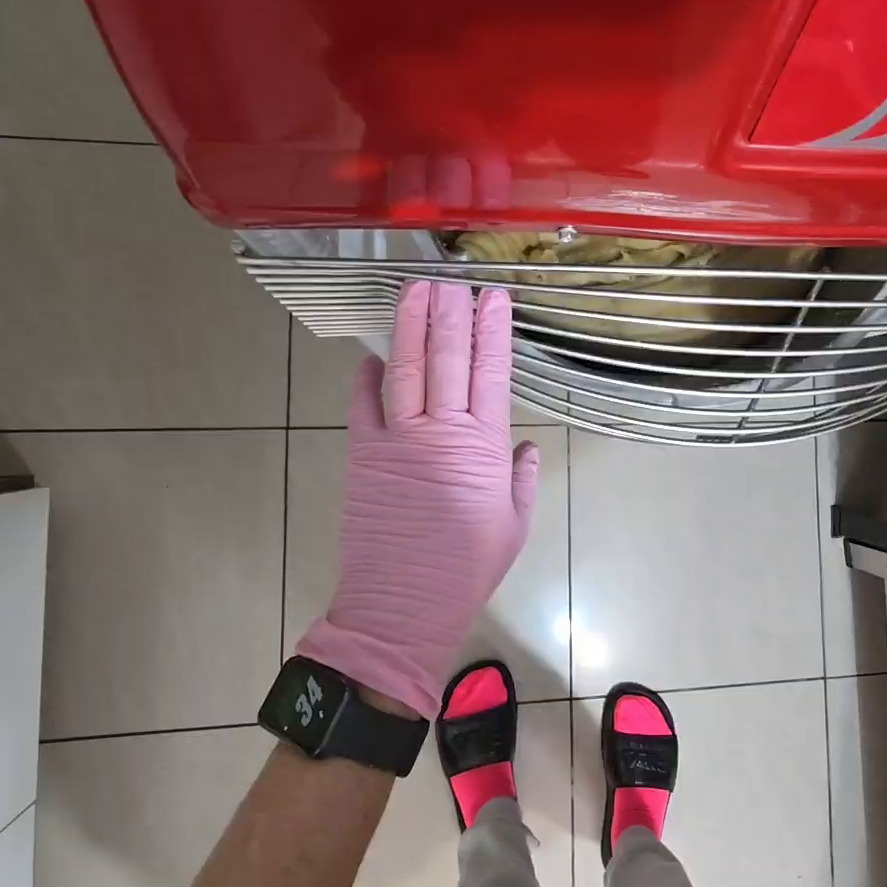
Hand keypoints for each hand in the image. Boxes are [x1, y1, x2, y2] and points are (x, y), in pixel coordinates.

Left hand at [294, 281, 540, 718]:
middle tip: (452, 278)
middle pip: (447, 359)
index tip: (495, 297)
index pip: (491, 373)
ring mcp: (396, 440)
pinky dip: (365, 378)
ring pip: (406, 369)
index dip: (493, 331)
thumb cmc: (467, 570)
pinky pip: (363, 407)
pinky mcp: (363, 456)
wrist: (401, 608)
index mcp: (483, 448)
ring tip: (416, 289)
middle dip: (450, 313)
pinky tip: (369, 356)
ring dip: (411, 326)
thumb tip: (524, 445)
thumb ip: (521, 479)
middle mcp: (440, 432)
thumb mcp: (515, 526)